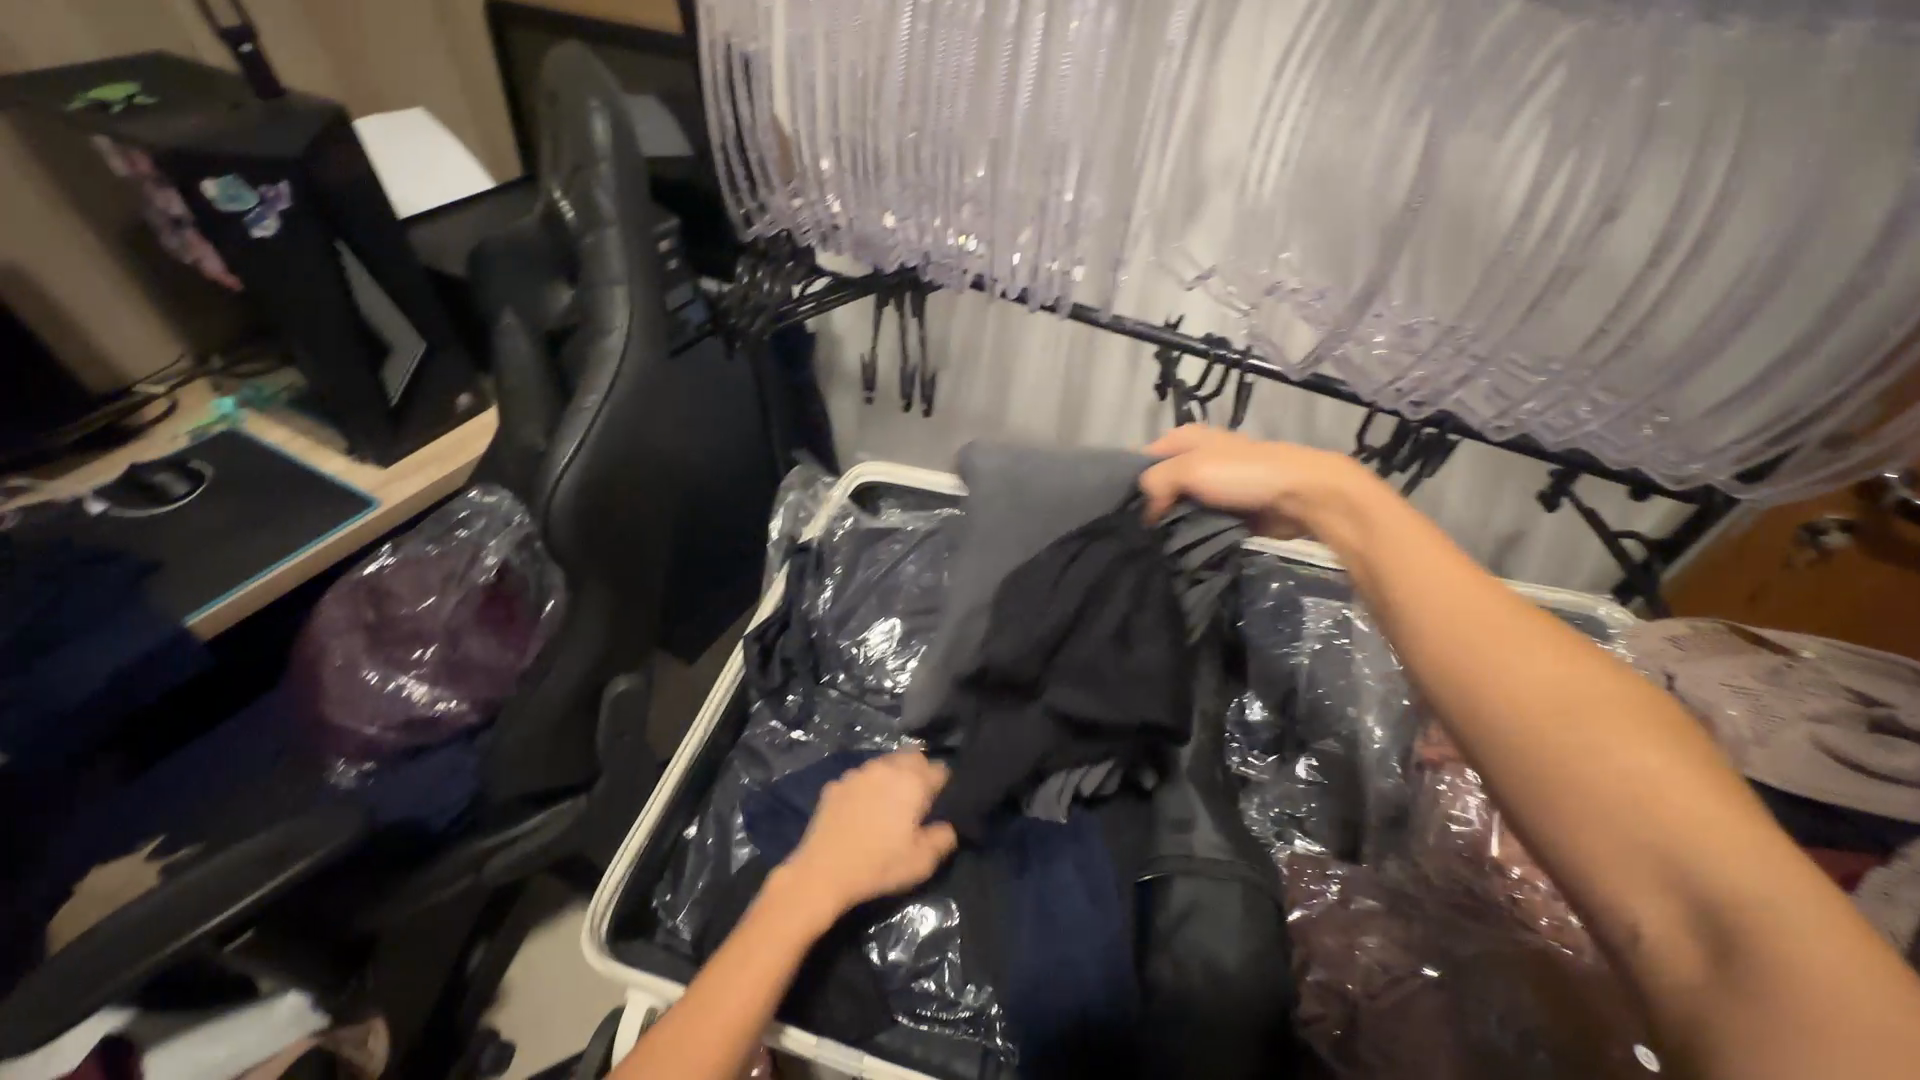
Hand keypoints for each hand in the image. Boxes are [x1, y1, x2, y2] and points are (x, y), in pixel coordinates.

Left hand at [777, 752, 958, 921]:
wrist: (822, 873)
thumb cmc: (879, 866)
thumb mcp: (922, 861)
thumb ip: (943, 838)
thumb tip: (947, 826)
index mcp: (912, 782)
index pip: (940, 769)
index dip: (943, 785)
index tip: (939, 804)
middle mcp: (886, 768)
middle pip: (913, 757)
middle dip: (920, 772)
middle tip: (918, 801)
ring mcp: (857, 773)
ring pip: (885, 763)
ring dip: (893, 776)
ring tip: (889, 803)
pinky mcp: (836, 784)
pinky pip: (861, 777)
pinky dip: (867, 787)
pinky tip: (862, 810)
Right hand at [1138, 424, 1387, 543]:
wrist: (1300, 496)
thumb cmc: (1242, 474)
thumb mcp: (1188, 468)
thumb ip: (1154, 483)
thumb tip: (1144, 514)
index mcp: (1184, 438)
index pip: (1142, 460)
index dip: (1131, 485)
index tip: (1122, 513)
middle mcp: (1195, 458)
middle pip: (1159, 486)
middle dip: (1150, 509)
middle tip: (1138, 534)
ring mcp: (1212, 486)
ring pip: (1177, 507)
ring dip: (1170, 525)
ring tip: (1155, 545)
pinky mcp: (1227, 510)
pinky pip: (1198, 523)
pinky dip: (1190, 534)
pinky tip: (1179, 548)